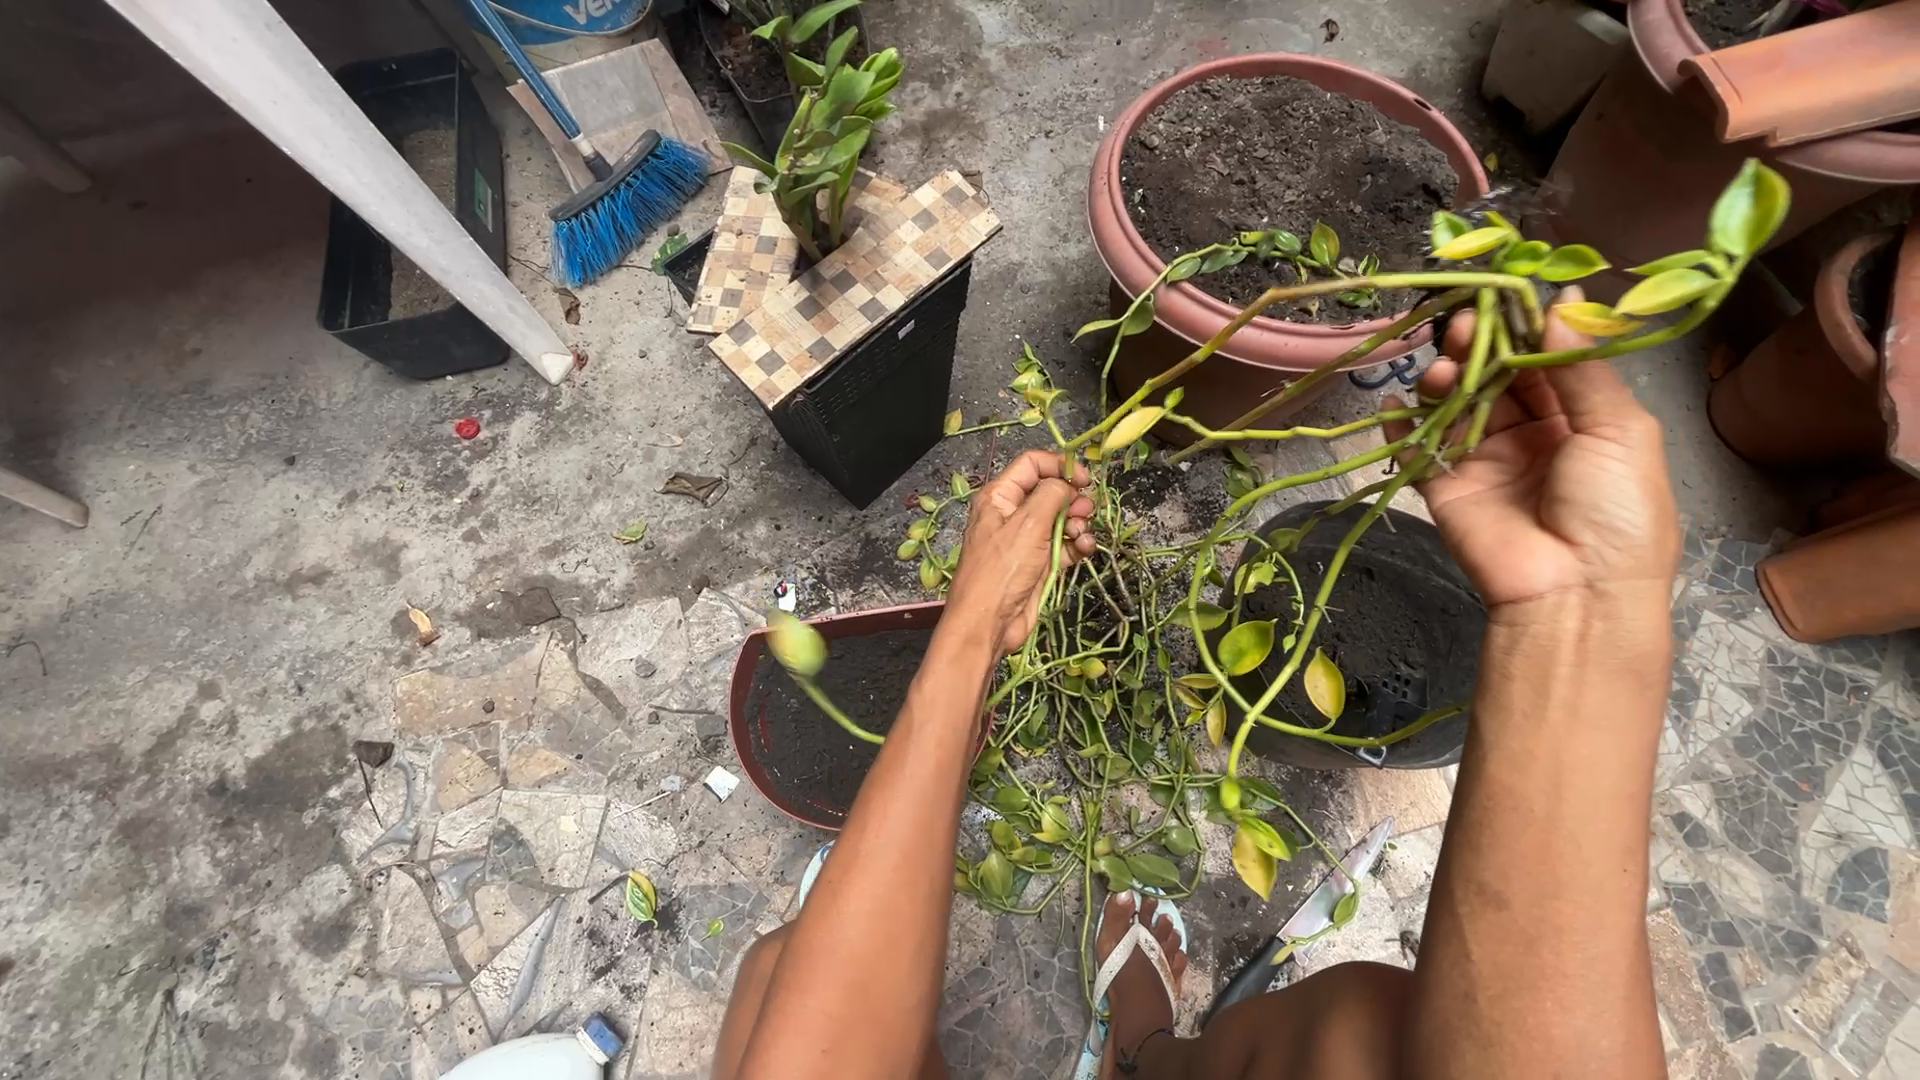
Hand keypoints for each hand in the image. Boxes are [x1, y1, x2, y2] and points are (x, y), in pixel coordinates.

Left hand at [947, 449, 1096, 654]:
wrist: (989, 624)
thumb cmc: (1000, 572)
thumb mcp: (1027, 525)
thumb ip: (1051, 495)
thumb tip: (1068, 483)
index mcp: (999, 497)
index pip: (1032, 465)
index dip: (1060, 466)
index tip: (1085, 478)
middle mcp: (1012, 514)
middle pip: (1051, 491)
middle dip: (1073, 498)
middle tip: (1086, 510)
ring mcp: (1026, 539)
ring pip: (1061, 519)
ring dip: (1078, 523)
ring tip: (1081, 534)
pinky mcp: (1039, 562)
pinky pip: (1065, 544)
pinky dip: (1078, 544)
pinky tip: (1085, 549)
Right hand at [1384, 286, 1679, 610]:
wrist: (1573, 588)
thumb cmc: (1617, 508)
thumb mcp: (1620, 430)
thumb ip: (1581, 370)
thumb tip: (1560, 303)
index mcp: (1578, 419)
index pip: (1543, 362)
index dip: (1524, 329)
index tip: (1506, 294)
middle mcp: (1527, 434)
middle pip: (1494, 379)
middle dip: (1479, 348)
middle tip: (1464, 323)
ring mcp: (1480, 460)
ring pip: (1454, 406)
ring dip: (1444, 380)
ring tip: (1440, 367)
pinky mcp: (1442, 485)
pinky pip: (1415, 449)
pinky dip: (1399, 425)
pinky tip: (1394, 403)